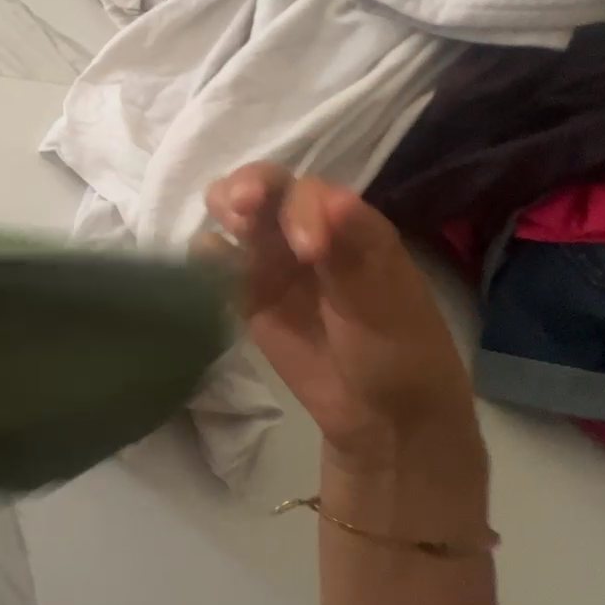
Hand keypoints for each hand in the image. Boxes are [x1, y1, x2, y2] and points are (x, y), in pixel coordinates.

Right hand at [197, 163, 482, 482]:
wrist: (379, 417)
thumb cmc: (400, 352)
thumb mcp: (386, 301)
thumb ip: (355, 249)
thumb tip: (331, 195)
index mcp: (347, 225)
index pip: (308, 193)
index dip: (298, 209)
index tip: (307, 250)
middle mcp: (303, 232)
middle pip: (262, 187)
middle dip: (244, 188)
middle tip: (240, 210)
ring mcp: (269, 261)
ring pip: (230, 214)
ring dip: (221, 213)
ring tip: (225, 239)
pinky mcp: (242, 292)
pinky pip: (212, 260)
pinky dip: (204, 257)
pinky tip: (210, 274)